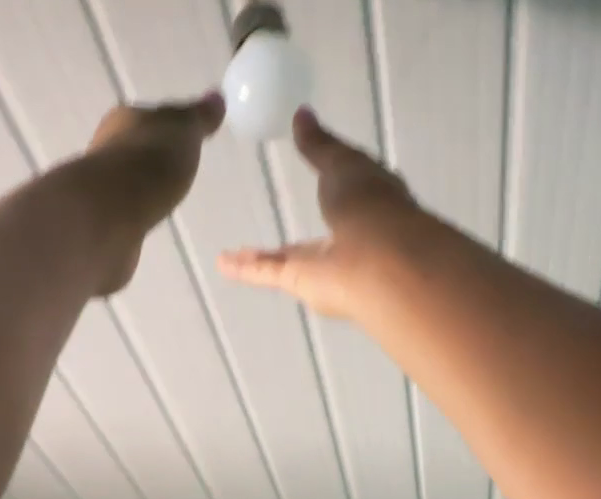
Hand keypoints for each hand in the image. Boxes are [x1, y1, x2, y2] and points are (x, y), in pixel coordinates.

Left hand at [74, 92, 223, 294]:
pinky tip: (143, 229)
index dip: (163, 129)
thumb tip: (216, 99)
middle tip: (171, 175)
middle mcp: (106, 151)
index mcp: (124, 121)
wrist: (112, 213)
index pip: (146, 119)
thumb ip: (198, 118)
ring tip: (160, 205)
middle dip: (149, 162)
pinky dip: (131, 220)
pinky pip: (121, 217)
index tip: (179, 142)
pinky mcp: (100, 225)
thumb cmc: (150, 161)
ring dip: (139, 194)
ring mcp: (99, 190)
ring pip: (123, 186)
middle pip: (131, 153)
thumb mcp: (184, 130)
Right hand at [218, 108, 424, 318]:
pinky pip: (266, 272)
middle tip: (270, 222)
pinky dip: (245, 270)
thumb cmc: (369, 202)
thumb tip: (301, 114)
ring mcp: (320, 263)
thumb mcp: (344, 162)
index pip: (342, 190)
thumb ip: (320, 145)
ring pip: (286, 257)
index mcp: (363, 203)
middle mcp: (342, 236)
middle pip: (311, 235)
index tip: (305, 171)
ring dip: (262, 255)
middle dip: (293, 231)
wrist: (377, 259)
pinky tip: (222, 263)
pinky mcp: (298, 281)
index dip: (327, 180)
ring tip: (235, 251)